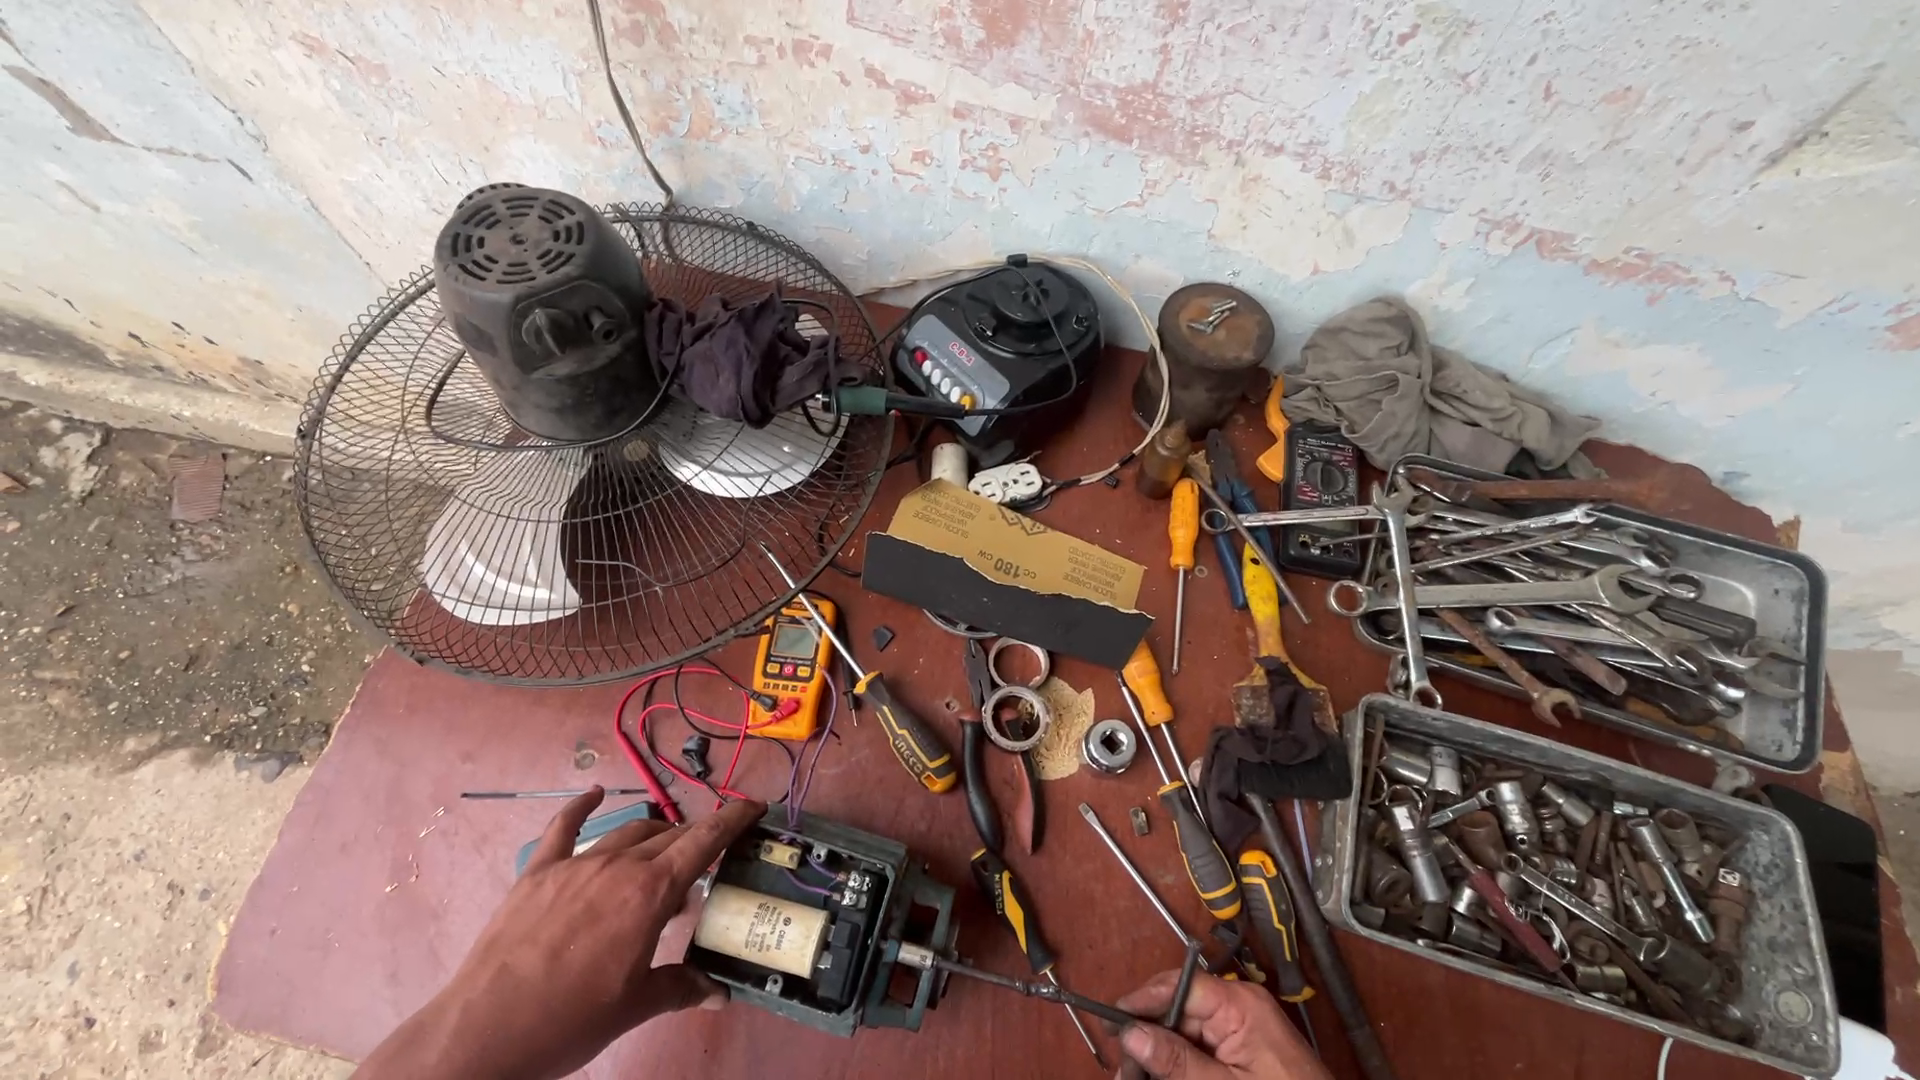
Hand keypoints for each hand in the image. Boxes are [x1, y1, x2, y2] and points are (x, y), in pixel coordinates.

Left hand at [354, 789, 765, 1079]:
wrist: (483, 1032)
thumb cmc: (570, 1020)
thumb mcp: (635, 1006)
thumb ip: (681, 987)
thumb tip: (720, 992)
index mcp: (650, 892)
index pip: (704, 841)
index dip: (734, 820)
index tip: (755, 805)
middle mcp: (618, 865)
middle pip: (671, 836)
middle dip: (699, 835)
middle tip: (716, 848)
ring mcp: (575, 864)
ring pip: (629, 832)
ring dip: (656, 834)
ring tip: (668, 849)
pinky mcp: (538, 873)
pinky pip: (563, 827)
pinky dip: (581, 806)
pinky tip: (592, 794)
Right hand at [1114, 971, 1330, 1079]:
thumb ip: (1178, 1061)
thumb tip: (1130, 1032)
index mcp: (1239, 1003)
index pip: (1178, 986)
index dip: (1142, 1002)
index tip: (1112, 1025)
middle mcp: (1237, 1005)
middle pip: (1177, 1007)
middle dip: (1146, 1035)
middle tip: (1122, 1070)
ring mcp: (1241, 1027)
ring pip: (1184, 1030)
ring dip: (1158, 1053)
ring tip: (1135, 1077)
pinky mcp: (1242, 1049)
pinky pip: (1200, 1046)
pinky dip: (1179, 1064)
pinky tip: (1160, 1077)